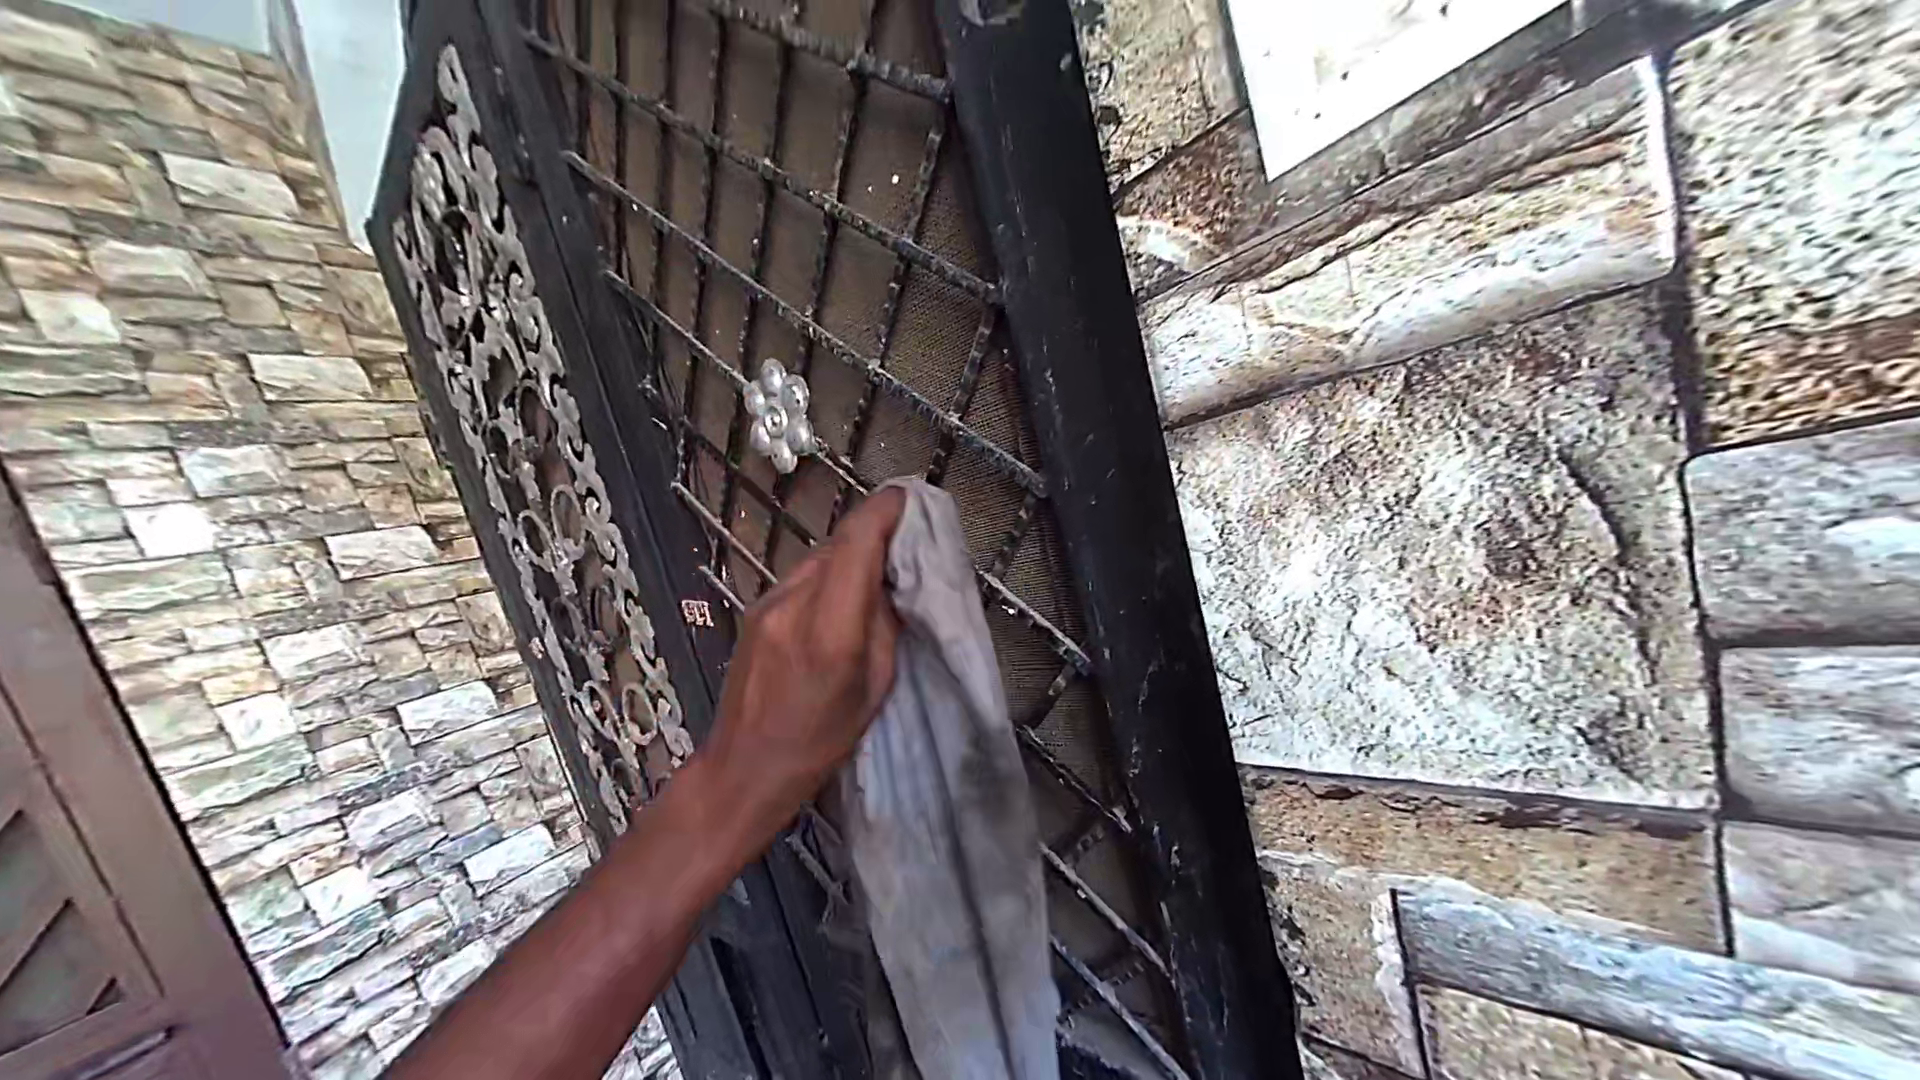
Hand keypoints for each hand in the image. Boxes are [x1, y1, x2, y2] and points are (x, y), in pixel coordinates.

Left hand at [702, 487, 906, 832]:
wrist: (744, 765)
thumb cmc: (821, 740)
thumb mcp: (875, 687)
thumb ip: (884, 625)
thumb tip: (892, 580)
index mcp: (831, 628)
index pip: (857, 543)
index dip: (884, 511)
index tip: (908, 498)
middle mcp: (794, 603)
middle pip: (839, 542)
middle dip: (875, 530)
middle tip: (906, 538)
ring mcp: (768, 602)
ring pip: (821, 556)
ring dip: (853, 552)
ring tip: (878, 570)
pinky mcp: (756, 608)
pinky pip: (803, 575)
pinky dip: (830, 572)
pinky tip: (843, 595)